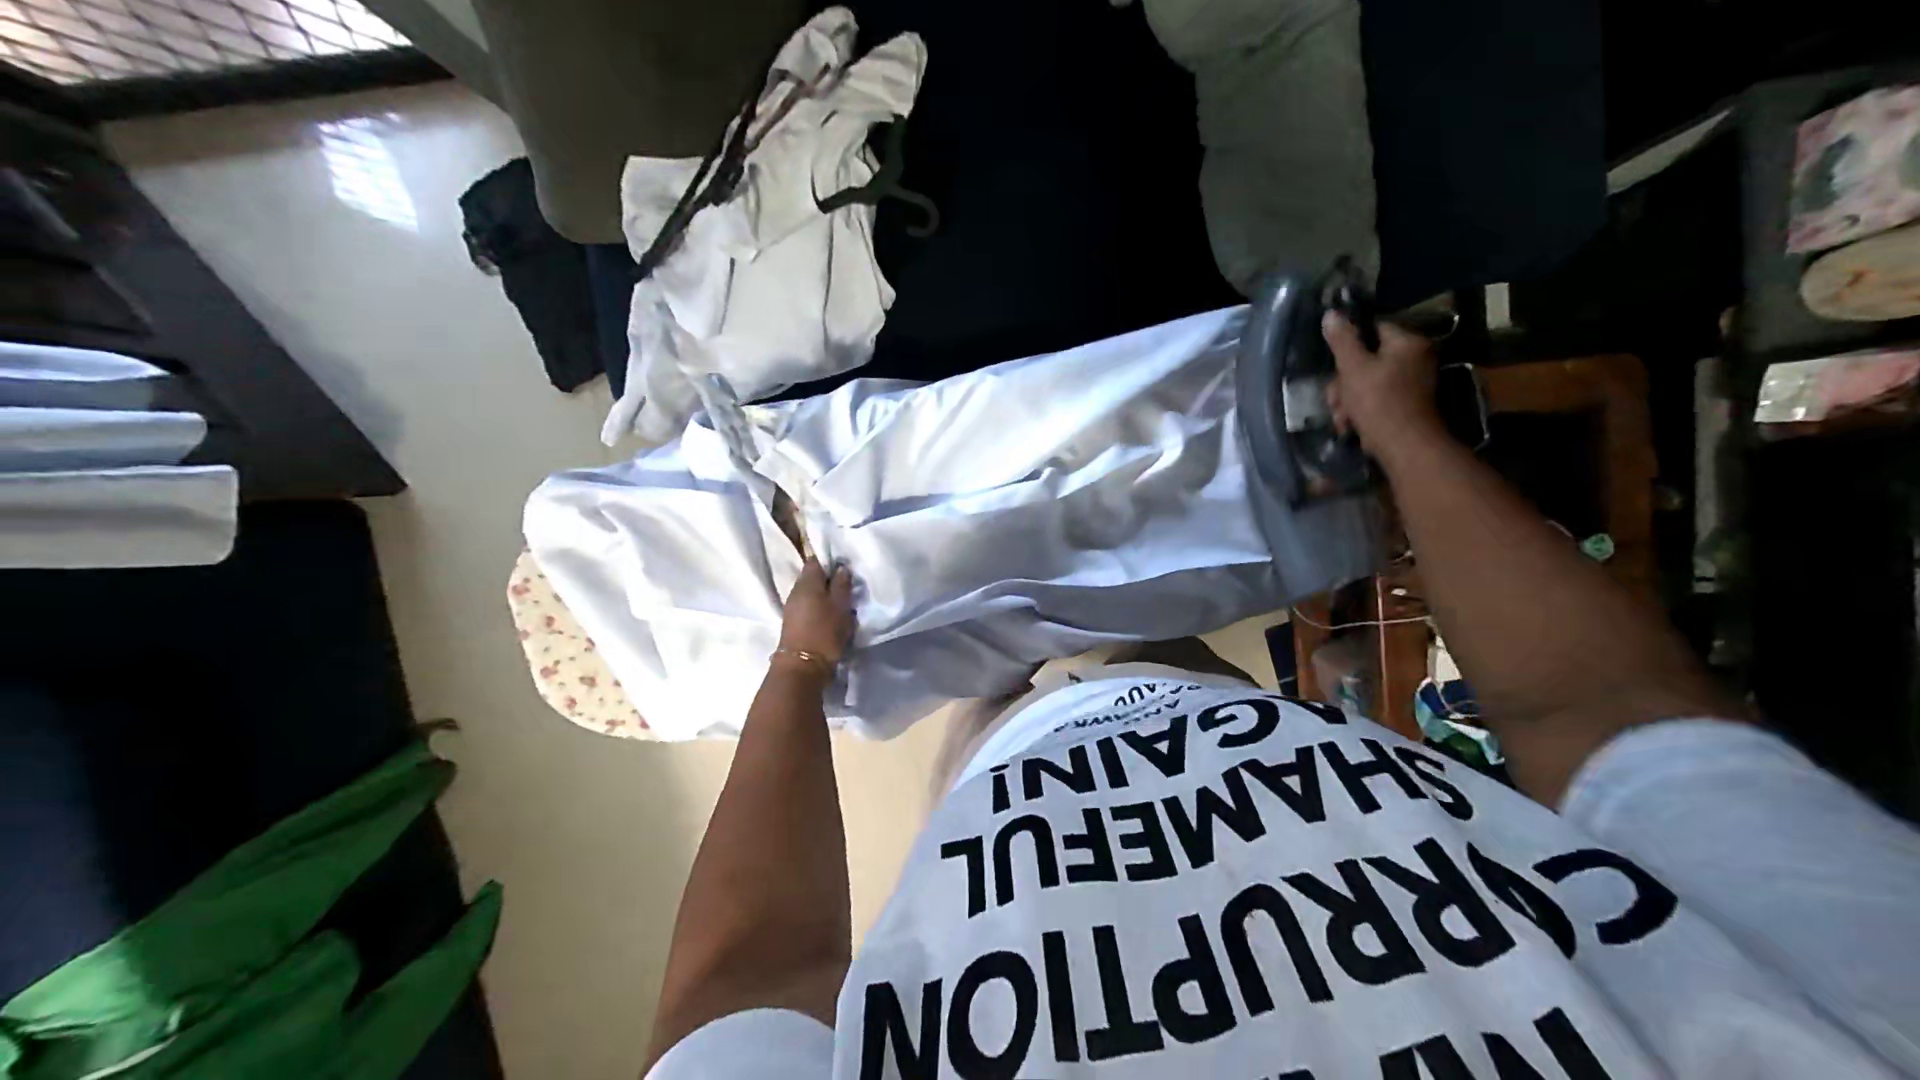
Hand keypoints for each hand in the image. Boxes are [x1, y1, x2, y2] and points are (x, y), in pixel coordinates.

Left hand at [778, 557, 855, 670]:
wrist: (802, 666)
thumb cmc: (825, 631)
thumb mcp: (841, 606)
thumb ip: (841, 585)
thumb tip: (841, 568)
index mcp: (807, 582)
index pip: (815, 560)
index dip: (829, 561)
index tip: (843, 567)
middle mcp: (795, 590)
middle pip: (811, 576)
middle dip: (826, 578)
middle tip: (845, 585)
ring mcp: (791, 606)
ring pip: (809, 592)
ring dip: (822, 594)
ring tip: (839, 601)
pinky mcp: (792, 621)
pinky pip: (806, 605)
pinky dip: (817, 606)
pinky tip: (828, 613)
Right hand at [1323, 311, 1443, 461]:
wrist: (1403, 445)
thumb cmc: (1378, 401)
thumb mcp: (1353, 368)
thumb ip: (1342, 340)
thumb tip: (1331, 313)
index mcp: (1408, 342)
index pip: (1374, 329)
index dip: (1349, 346)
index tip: (1336, 365)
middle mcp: (1415, 358)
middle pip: (1367, 359)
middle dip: (1344, 382)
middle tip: (1336, 400)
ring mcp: (1411, 382)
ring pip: (1366, 382)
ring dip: (1347, 400)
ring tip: (1342, 417)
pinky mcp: (1405, 404)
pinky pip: (1375, 398)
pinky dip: (1360, 410)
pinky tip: (1350, 424)